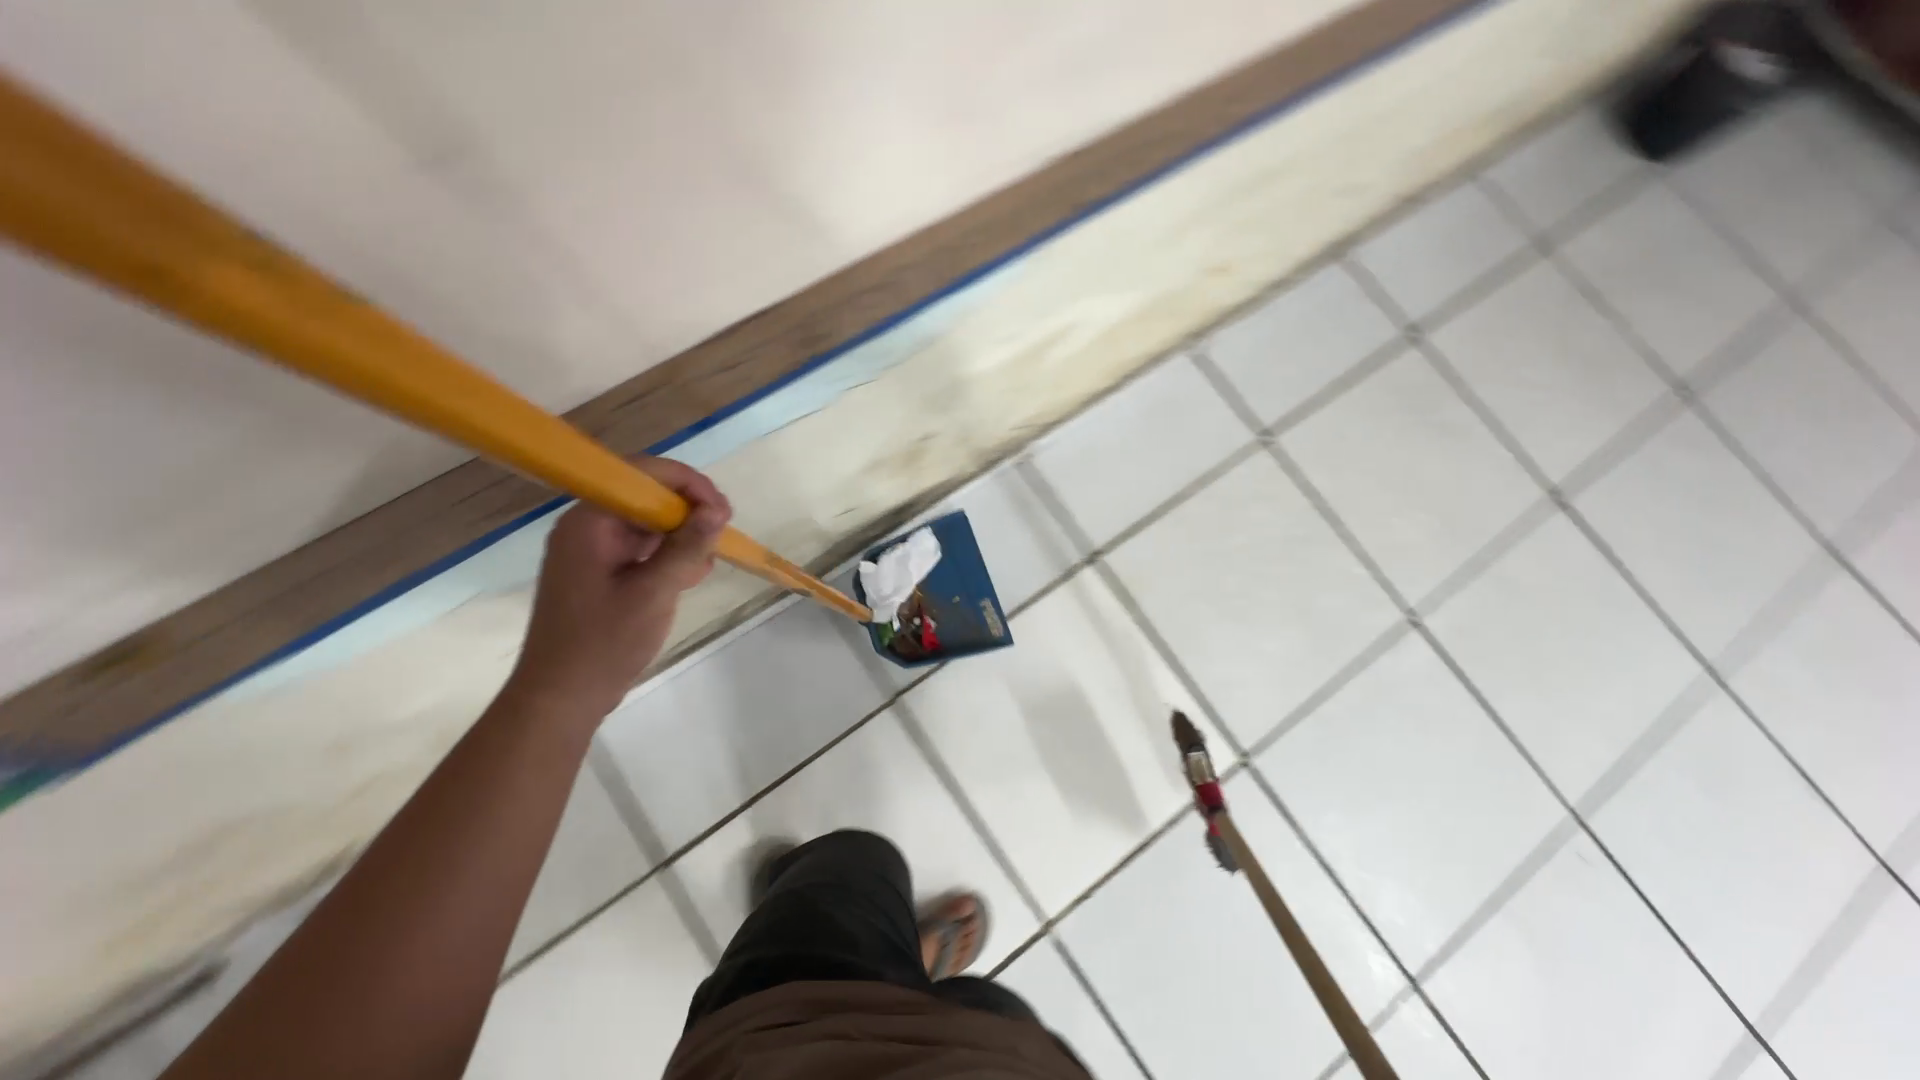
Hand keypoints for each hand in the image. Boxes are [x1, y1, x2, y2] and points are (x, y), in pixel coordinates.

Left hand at [504, 458, 731, 719]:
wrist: (561, 697)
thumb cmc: (603, 642)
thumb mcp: (654, 592)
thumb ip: (687, 547)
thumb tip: (716, 510)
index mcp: (589, 522)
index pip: (641, 475)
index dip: (687, 484)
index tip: (721, 511)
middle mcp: (586, 527)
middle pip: (645, 497)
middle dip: (687, 513)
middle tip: (720, 536)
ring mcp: (591, 551)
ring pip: (646, 525)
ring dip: (680, 537)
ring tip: (706, 563)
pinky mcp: (599, 573)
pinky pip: (639, 549)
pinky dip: (667, 557)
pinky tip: (690, 576)